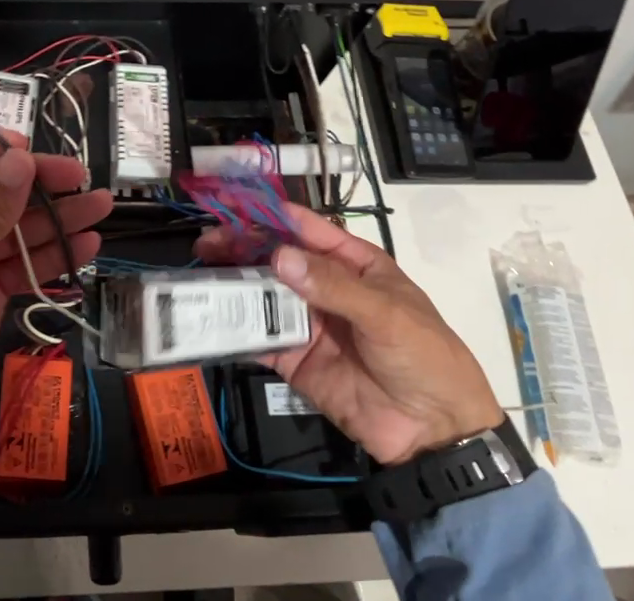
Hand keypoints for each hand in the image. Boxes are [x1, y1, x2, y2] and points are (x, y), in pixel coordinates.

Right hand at [195, 204, 502, 464]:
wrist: (434, 431)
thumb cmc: (423, 355)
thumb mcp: (386, 314)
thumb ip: (332, 286)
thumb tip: (278, 256)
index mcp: (353, 264)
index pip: (306, 229)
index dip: (271, 214)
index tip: (233, 203)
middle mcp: (324, 287)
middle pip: (276, 260)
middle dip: (241, 248)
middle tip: (206, 244)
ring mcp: (306, 323)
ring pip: (262, 296)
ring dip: (231, 285)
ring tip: (199, 275)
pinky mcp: (293, 359)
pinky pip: (258, 340)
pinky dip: (233, 330)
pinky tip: (208, 320)